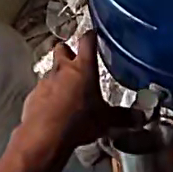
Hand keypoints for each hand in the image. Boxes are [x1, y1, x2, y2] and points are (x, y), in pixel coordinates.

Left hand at [8, 32, 133, 170]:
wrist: (45, 137)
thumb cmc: (78, 122)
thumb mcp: (106, 120)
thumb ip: (123, 116)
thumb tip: (140, 117)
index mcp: (83, 68)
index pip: (87, 41)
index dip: (91, 36)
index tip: (93, 34)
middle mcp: (62, 69)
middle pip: (62, 48)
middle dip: (68, 52)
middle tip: (76, 63)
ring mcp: (45, 81)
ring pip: (51, 70)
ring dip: (58, 77)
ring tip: (67, 92)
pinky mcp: (32, 96)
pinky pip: (41, 90)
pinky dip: (47, 95)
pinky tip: (53, 110)